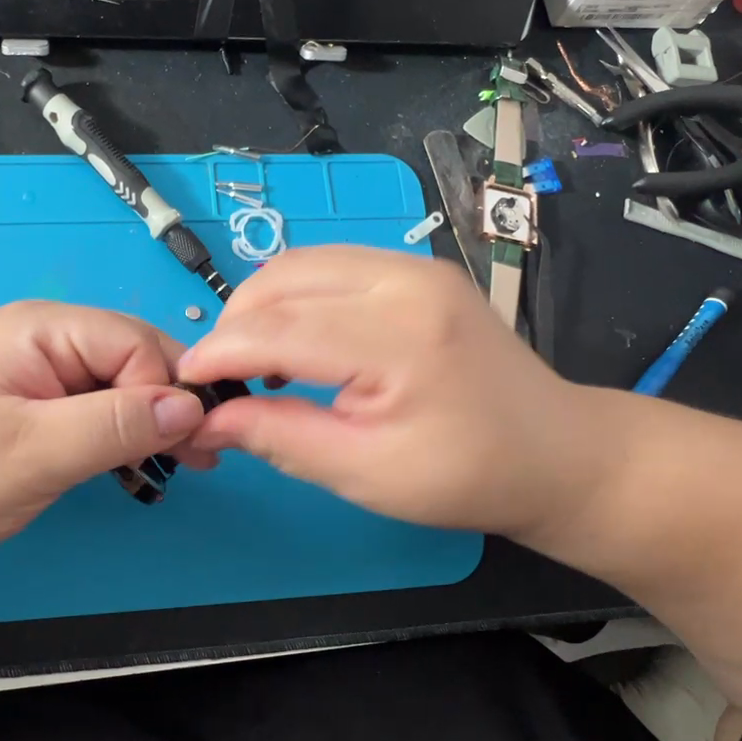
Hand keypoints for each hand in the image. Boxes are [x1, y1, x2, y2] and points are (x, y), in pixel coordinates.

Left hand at [0, 301, 206, 570]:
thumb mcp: (35, 454)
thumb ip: (114, 426)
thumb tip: (192, 406)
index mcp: (39, 329)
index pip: (132, 343)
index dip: (166, 390)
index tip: (191, 444)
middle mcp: (44, 338)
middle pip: (132, 359)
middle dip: (167, 405)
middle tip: (202, 457)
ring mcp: (40, 370)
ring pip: (120, 385)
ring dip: (151, 423)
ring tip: (187, 463)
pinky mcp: (39, 403)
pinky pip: (98, 407)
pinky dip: (124, 434)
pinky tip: (147, 460)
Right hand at [176, 246, 606, 536]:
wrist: (557, 453)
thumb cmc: (466, 477)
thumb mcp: (364, 473)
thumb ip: (279, 438)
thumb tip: (207, 420)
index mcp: (399, 338)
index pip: (280, 328)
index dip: (220, 353)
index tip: (184, 381)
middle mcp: (405, 281)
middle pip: (283, 279)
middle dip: (235, 324)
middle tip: (221, 379)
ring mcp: (415, 266)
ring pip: (301, 264)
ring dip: (261, 306)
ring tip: (254, 362)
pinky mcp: (417, 269)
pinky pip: (331, 266)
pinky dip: (295, 298)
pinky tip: (297, 341)